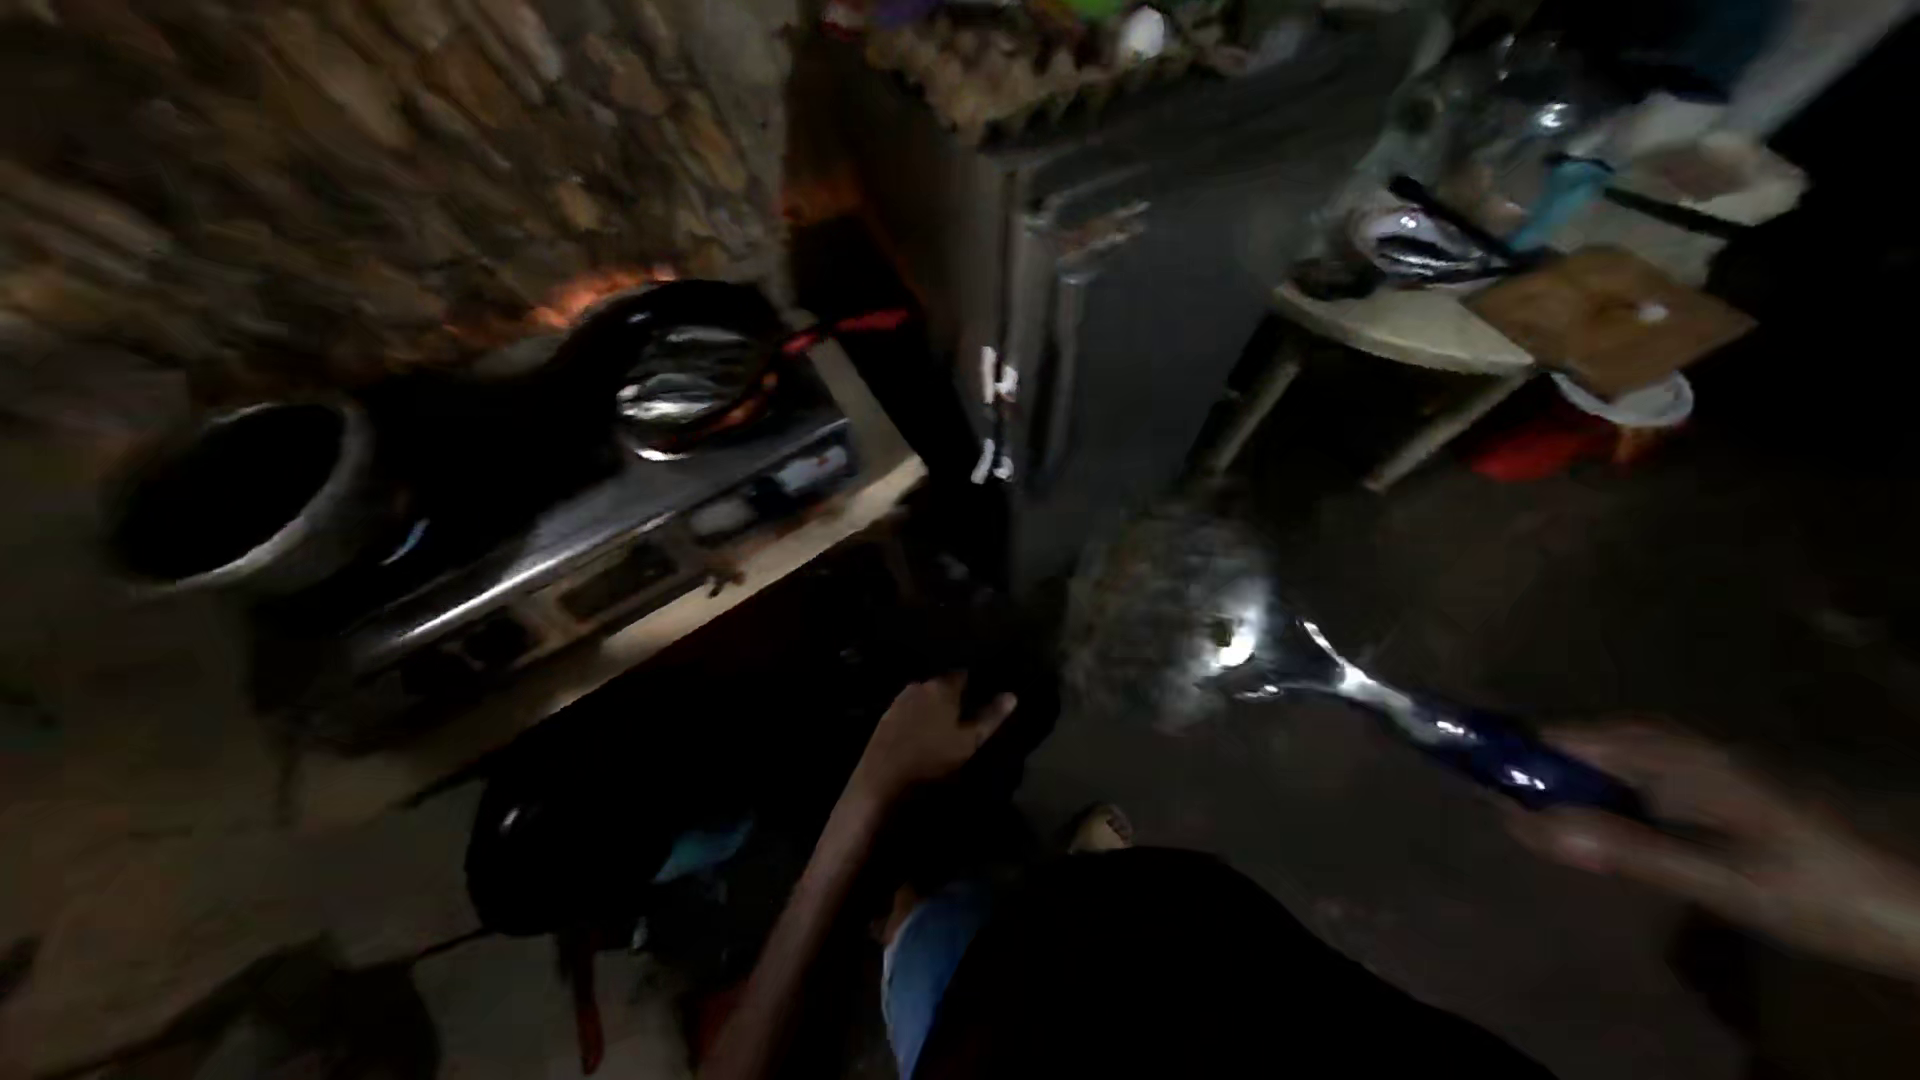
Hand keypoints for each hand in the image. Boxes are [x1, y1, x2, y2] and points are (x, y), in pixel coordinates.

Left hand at [848, 673, 1016, 804]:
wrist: (883, 778)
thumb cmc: (932, 759)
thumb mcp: (969, 742)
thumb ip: (991, 717)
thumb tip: (1012, 695)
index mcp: (942, 687)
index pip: (963, 675)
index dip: (974, 685)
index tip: (980, 696)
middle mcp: (920, 685)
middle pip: (942, 684)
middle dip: (953, 695)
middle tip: (963, 714)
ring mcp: (900, 699)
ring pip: (924, 696)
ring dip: (934, 706)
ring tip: (943, 724)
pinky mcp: (886, 715)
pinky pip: (909, 708)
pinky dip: (918, 715)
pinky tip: (921, 732)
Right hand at [1509, 722, 1919, 979]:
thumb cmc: (1833, 884)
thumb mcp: (1725, 879)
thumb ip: (1618, 846)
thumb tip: (1512, 819)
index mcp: (1652, 747)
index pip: (1538, 736)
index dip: (1493, 756)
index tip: (1460, 785)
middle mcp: (1655, 736)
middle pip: (1555, 745)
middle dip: (1521, 779)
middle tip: (1509, 826)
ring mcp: (1676, 753)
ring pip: (1582, 762)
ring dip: (1555, 793)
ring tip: (1548, 836)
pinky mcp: (1693, 776)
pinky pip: (1613, 776)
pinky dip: (1590, 800)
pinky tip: (1603, 836)